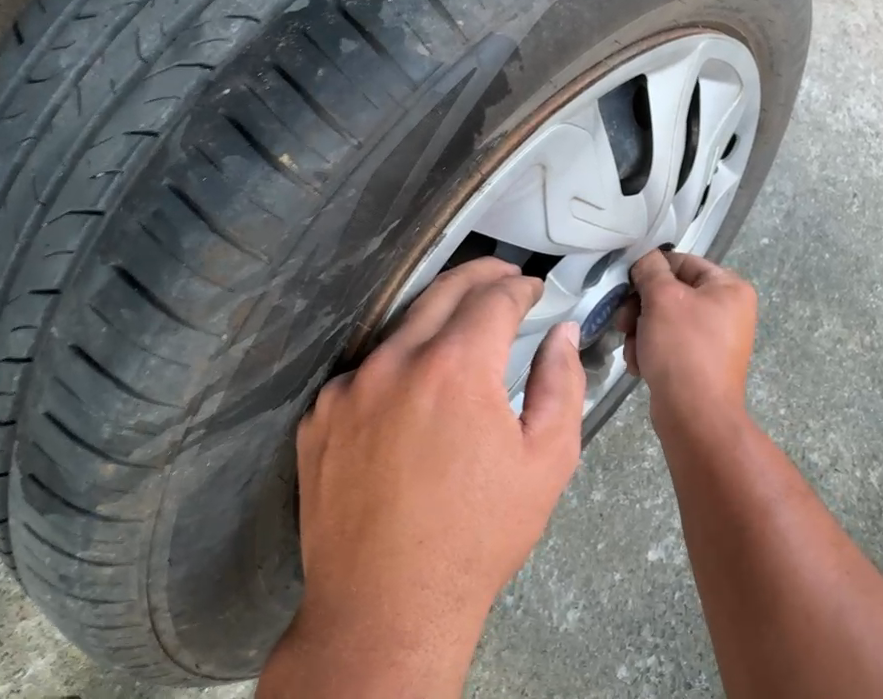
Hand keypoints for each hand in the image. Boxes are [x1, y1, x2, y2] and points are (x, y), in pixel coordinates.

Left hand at [259, 258, 584, 698]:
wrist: (386, 607)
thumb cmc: (477, 536)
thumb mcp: (548, 460)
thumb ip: (562, 382)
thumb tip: (562, 333)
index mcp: (456, 368)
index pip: (493, 297)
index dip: (520, 286)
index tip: (534, 289)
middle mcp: (395, 363)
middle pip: (442, 291)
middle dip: (480, 275)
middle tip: (504, 277)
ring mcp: (348, 389)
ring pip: (400, 328)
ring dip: (436, 318)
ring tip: (464, 328)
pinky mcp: (319, 418)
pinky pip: (365, 371)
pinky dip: (397, 365)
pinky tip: (415, 391)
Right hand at [621, 250, 757, 431]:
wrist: (695, 416)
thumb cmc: (683, 348)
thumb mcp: (662, 298)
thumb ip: (650, 270)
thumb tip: (645, 258)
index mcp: (730, 287)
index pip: (683, 262)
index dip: (652, 270)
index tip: (626, 284)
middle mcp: (728, 310)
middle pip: (672, 293)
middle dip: (641, 308)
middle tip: (623, 322)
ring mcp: (715, 339)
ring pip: (665, 320)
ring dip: (641, 332)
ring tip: (633, 349)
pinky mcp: (700, 364)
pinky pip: (670, 345)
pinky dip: (651, 352)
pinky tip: (641, 366)